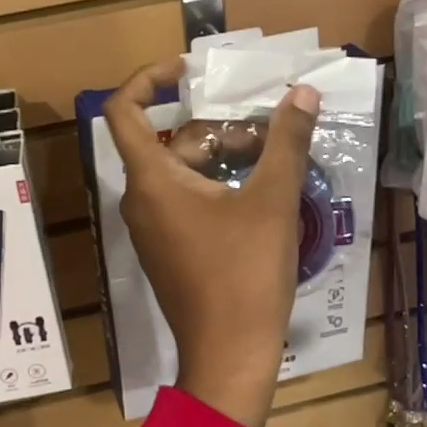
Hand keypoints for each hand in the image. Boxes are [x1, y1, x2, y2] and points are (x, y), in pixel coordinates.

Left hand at [103, 58, 319, 426]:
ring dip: (221, 156)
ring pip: (179, 172)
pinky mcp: (166, 250)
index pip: (124, 110)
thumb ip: (286, 141)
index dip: (149, 80)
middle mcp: (139, 199)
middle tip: (265, 125)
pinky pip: (182, 200)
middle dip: (214, 125)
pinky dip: (214, 184)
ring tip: (273, 156)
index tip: (189, 71)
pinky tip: (259, 192)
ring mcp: (150, 228)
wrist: (228, 355)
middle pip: (167, 141)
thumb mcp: (272, 201)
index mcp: (150, 180)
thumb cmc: (244, 274)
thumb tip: (302, 93)